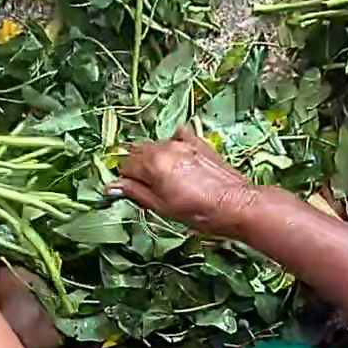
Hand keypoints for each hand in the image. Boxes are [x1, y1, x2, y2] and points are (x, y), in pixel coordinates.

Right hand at [113, 125, 260, 237]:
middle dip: (138, 167)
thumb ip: (136, 192)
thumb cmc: (198, 212)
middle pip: (138, 152)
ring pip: (156, 144)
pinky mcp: (199, 143)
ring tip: (165, 177)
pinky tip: (178, 156)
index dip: (127, 180)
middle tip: (148, 186)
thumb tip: (112, 186)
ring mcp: (183, 143)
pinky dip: (173, 143)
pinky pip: (179, 135)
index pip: (126, 166)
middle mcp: (165, 147)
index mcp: (152, 164)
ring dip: (154, 156)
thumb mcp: (162, 207)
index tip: (133, 190)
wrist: (234, 204)